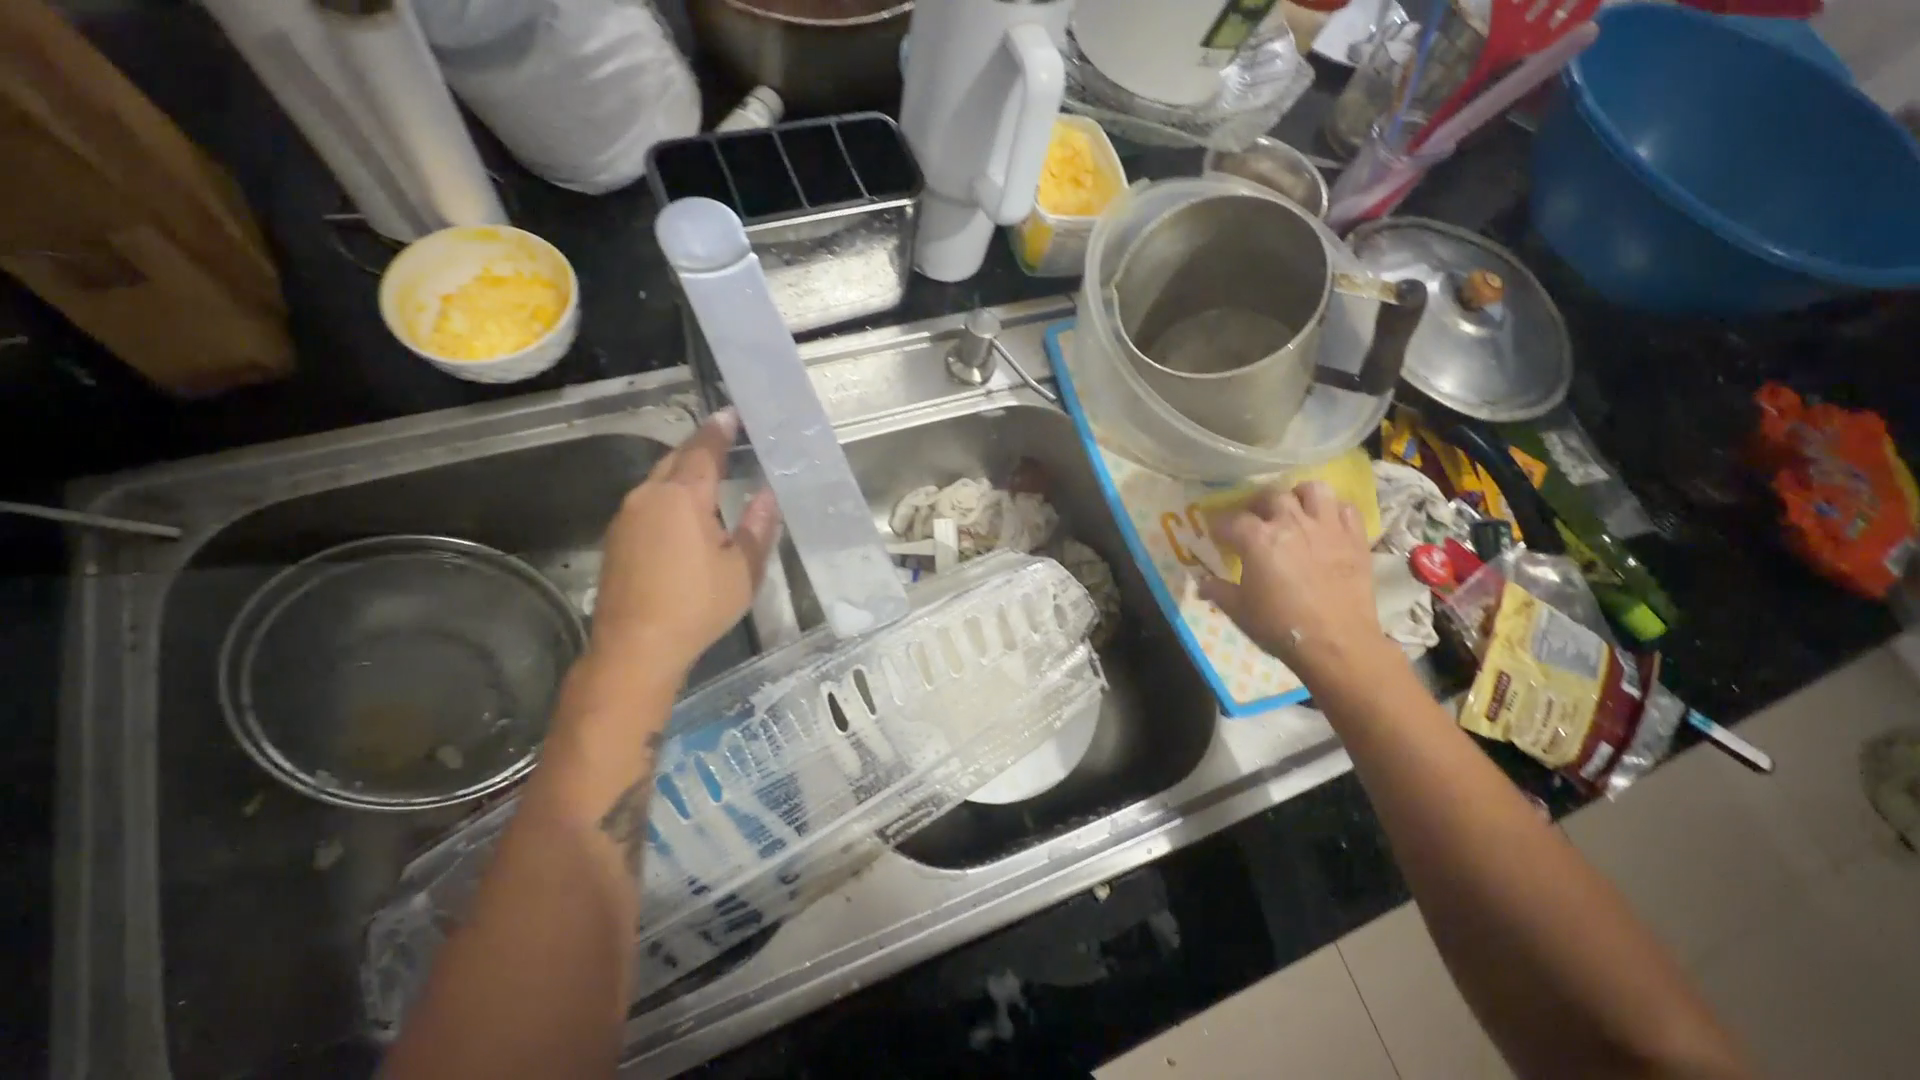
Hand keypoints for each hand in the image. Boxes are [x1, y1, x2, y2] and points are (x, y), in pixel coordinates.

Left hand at [587, 408, 780, 677]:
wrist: (635, 648)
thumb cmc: (696, 606)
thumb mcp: (742, 570)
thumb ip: (757, 527)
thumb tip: (767, 494)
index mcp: (683, 497)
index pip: (703, 450)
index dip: (719, 430)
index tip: (732, 414)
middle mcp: (649, 497)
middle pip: (676, 459)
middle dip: (700, 448)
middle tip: (725, 440)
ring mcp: (626, 517)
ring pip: (657, 480)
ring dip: (682, 472)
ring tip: (709, 474)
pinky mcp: (616, 539)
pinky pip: (646, 503)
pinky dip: (668, 496)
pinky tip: (683, 513)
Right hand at [1199, 481, 1383, 680]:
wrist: (1337, 644)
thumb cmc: (1280, 627)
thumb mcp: (1239, 611)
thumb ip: (1218, 591)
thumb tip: (1202, 583)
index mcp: (1258, 539)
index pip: (1232, 520)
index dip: (1221, 526)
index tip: (1218, 535)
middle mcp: (1291, 522)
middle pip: (1271, 496)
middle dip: (1258, 505)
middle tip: (1255, 520)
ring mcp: (1326, 527)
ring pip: (1313, 490)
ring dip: (1300, 496)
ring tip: (1295, 510)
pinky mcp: (1355, 538)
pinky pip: (1346, 508)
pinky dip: (1334, 511)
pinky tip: (1327, 524)